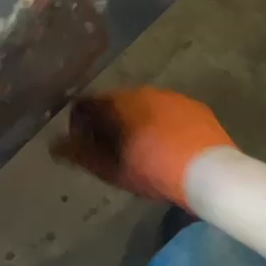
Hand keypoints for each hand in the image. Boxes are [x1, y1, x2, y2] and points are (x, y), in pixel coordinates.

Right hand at [54, 88, 238, 206]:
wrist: (211, 174)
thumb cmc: (155, 171)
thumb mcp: (112, 169)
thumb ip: (81, 155)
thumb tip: (54, 146)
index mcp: (119, 102)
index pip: (86, 105)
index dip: (79, 125)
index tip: (83, 147)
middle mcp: (144, 91)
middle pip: (115, 104)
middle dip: (107, 124)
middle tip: (109, 151)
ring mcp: (172, 97)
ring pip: (143, 107)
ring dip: (134, 123)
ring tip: (139, 151)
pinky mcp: (195, 107)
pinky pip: (167, 112)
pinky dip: (160, 125)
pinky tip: (165, 147)